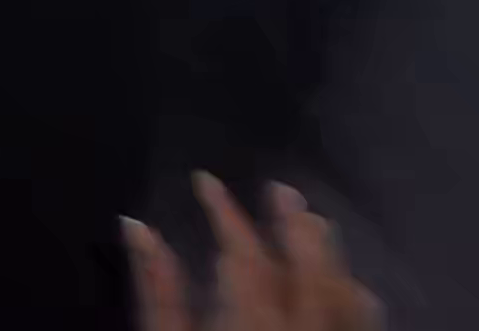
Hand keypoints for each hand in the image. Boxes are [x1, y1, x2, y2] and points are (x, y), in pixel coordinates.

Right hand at [123, 172, 380, 330]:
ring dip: (333, 264)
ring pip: (348, 310)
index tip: (206, 180)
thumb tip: (136, 224)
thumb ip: (155, 285)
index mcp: (250, 326)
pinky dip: (359, 308)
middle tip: (284, 190)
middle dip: (297, 232)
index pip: (247, 258)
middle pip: (311, 281)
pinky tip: (356, 289)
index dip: (227, 213)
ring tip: (318, 226)